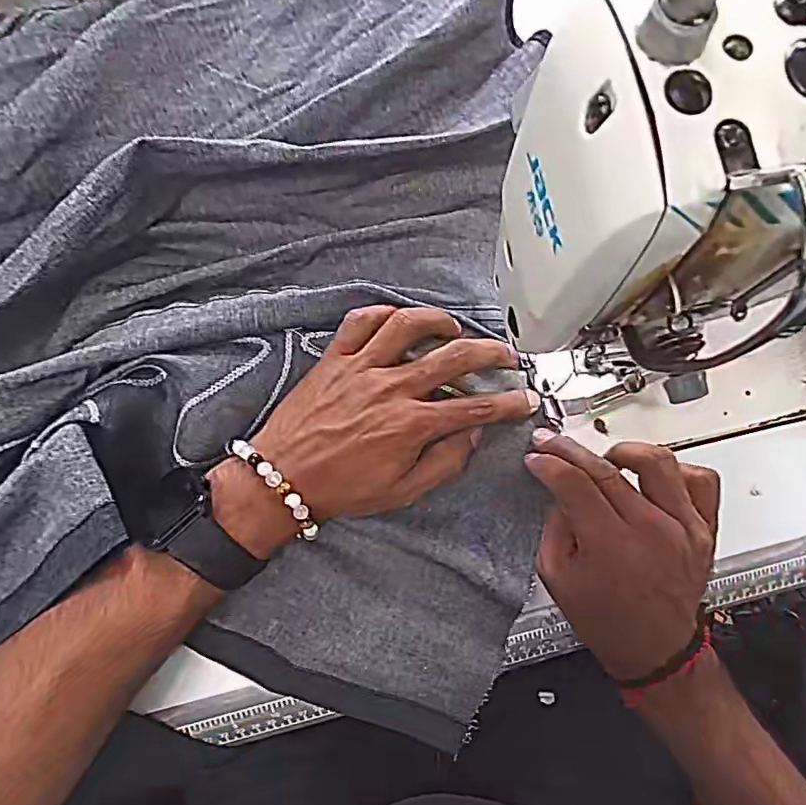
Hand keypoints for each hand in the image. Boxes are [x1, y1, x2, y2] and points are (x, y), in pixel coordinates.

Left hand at [213, 306, 540, 555]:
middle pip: (454, 357)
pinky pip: (361, 321)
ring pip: (409, 325)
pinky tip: (397, 319)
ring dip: (439, 321)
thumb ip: (444, 462)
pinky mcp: (335, 359)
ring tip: (453, 329)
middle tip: (504, 356)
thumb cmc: (340, 488)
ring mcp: (361, 369)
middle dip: (491, 353)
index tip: (522, 399)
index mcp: (410, 425)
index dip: (507, 403)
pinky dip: (384, 313)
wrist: (283, 479)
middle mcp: (390, 389)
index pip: (475, 408)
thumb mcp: (402, 491)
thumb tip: (470, 436)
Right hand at [525, 431, 720, 681]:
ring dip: (624, 451)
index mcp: (610, 546)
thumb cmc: (610, 623)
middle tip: (553, 444)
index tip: (538, 458)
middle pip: (606, 469)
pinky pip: (700, 480)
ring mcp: (683, 528)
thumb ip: (555, 530)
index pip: (575, 483)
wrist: (656, 650)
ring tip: (607, 458)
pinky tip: (653, 477)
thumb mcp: (557, 579)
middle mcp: (651, 531)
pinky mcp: (704, 529)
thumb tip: (561, 494)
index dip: (549, 464)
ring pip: (657, 461)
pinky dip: (676, 469)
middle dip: (571, 450)